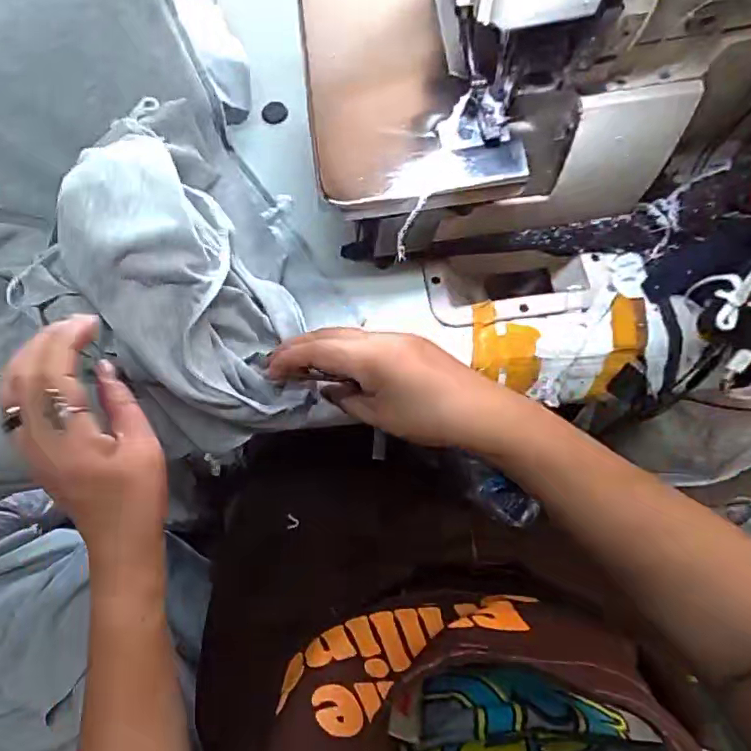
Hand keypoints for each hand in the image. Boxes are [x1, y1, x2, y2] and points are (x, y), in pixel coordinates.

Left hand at [1, 316, 166, 552]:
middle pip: (25, 375)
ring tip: (56, 338)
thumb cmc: (138, 497)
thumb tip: (103, 367)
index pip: (54, 374)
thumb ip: (121, 402)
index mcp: (71, 439)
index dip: (67, 341)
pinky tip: (39, 368)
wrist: (117, 542)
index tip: (90, 324)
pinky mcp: (28, 454)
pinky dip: (20, 378)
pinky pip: (11, 406)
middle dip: (46, 341)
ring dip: (29, 356)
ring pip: (10, 390)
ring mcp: (28, 449)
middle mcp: (39, 441)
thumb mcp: (144, 446)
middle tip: (74, 324)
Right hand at [268, 328, 532, 451]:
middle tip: (276, 362)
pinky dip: (341, 347)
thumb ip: (346, 397)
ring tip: (301, 362)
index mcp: (369, 354)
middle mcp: (380, 337)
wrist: (482, 411)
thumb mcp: (377, 414)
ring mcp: (397, 336)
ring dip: (320, 344)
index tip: (268, 370)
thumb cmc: (427, 418)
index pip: (317, 348)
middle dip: (299, 346)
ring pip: (347, 333)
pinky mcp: (409, 343)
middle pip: (329, 333)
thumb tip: (330, 387)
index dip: (289, 357)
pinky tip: (337, 363)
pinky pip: (364, 338)